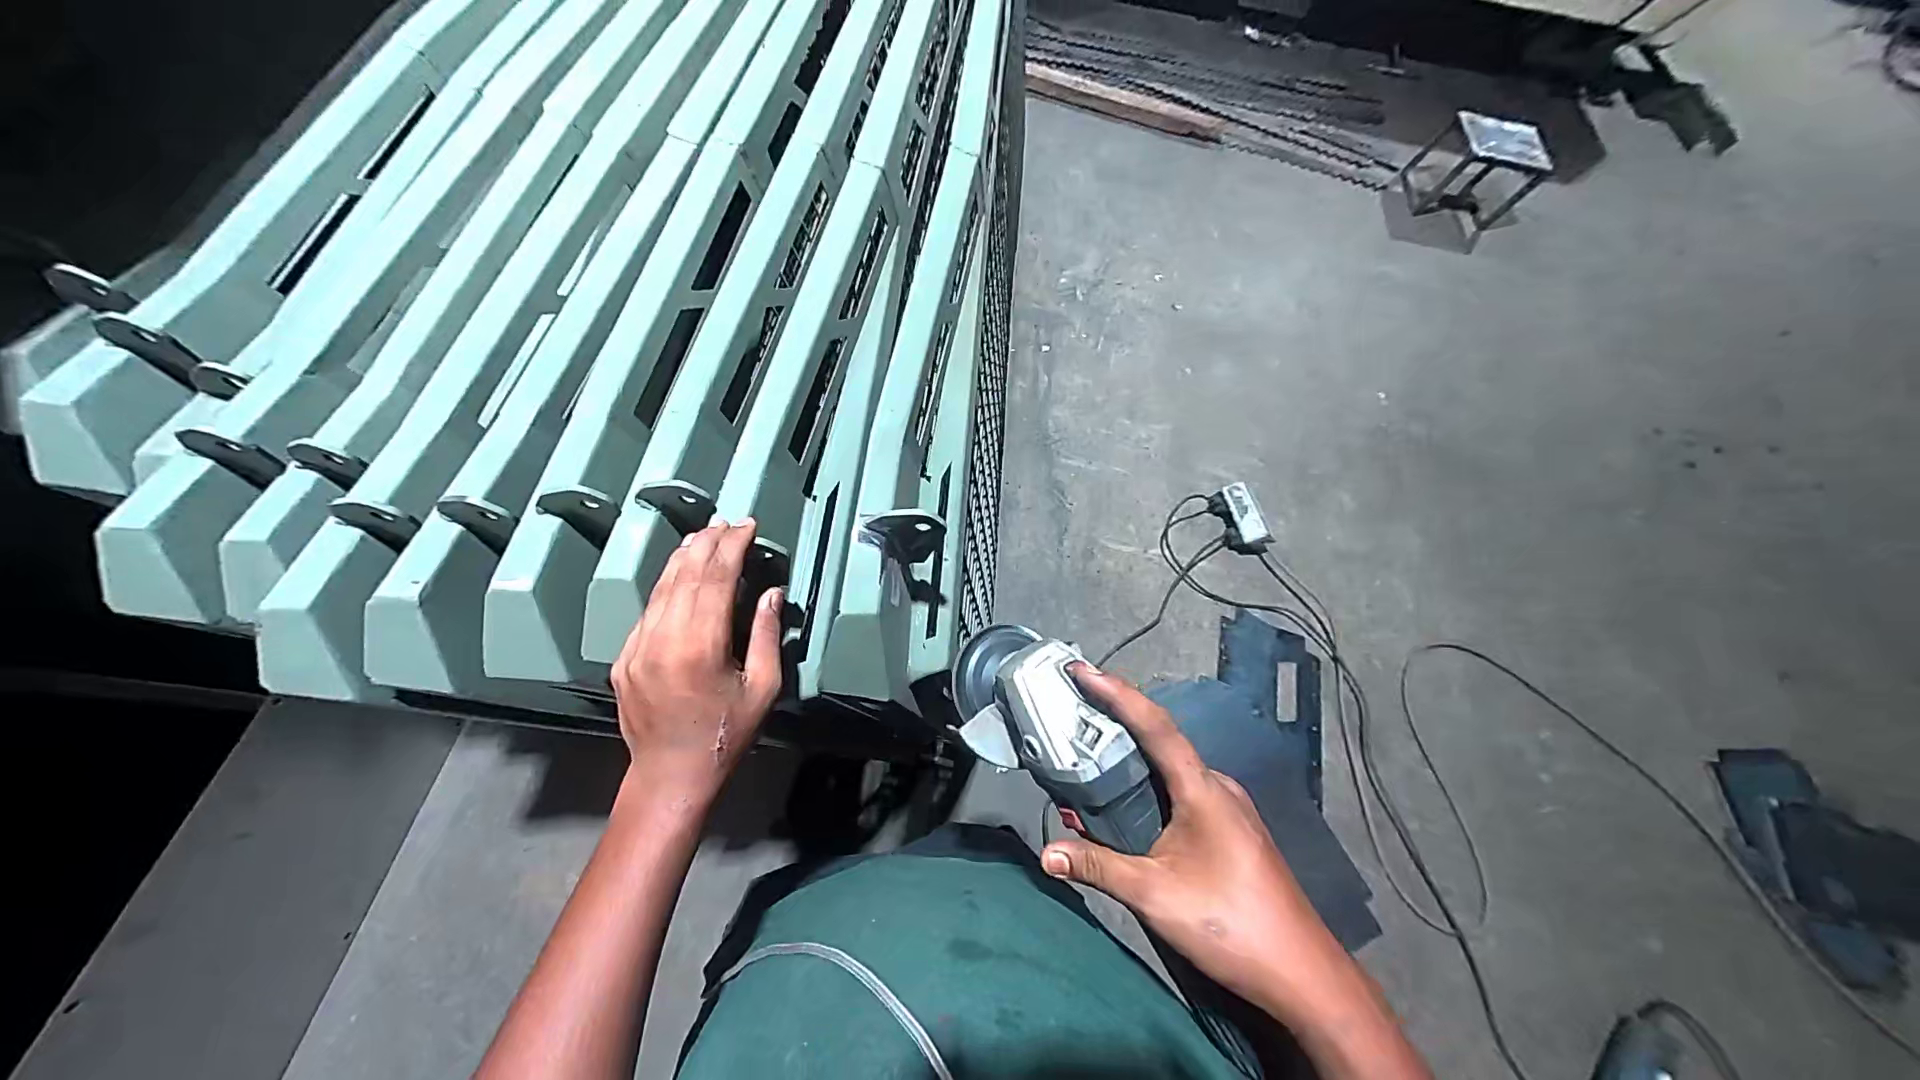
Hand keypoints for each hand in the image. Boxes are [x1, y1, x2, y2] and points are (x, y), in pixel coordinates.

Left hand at [610, 519, 783, 800]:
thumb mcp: (763, 687)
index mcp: (700, 646)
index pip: (715, 579)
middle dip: (707, 543)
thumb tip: (770, 593)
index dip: (732, 547)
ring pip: (660, 587)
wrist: (671, 774)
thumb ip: (766, 635)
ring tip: (703, 536)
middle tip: (726, 522)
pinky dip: (666, 585)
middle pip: (685, 574)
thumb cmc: (726, 734)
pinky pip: (648, 610)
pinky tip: (678, 574)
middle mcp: (663, 640)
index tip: (746, 527)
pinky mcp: (623, 658)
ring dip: (683, 557)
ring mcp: (636, 648)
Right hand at [1040, 663, 1340, 1020]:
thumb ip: (1098, 867)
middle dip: (1115, 722)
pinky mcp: (1230, 828)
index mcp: (1202, 789)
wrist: (1303, 974)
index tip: (1083, 671)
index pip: (1156, 726)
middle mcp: (1217, 787)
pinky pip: (1181, 791)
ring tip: (1088, 758)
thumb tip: (1046, 855)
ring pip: (1170, 769)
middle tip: (1073, 713)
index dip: (1118, 693)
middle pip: (1160, 741)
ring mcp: (1228, 807)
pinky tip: (1125, 807)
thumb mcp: (1154, 895)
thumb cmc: (1231, 924)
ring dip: (1130, 760)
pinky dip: (1148, 787)